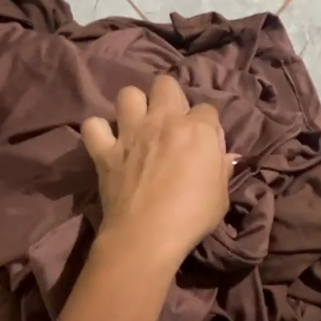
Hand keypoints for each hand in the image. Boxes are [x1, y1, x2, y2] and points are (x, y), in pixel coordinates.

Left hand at [80, 75, 230, 271]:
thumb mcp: (222, 195)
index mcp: (198, 129)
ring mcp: (131, 132)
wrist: (147, 236)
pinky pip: (93, 125)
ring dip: (134, 106)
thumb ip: (222, 169)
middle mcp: (163, 120)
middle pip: (165, 84)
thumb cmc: (192, 216)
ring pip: (128, 94)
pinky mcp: (104, 150)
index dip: (207, 125)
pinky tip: (107, 142)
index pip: (207, 108)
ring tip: (139, 124)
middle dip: (170, 97)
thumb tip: (227, 158)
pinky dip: (99, 131)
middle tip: (172, 121)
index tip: (206, 143)